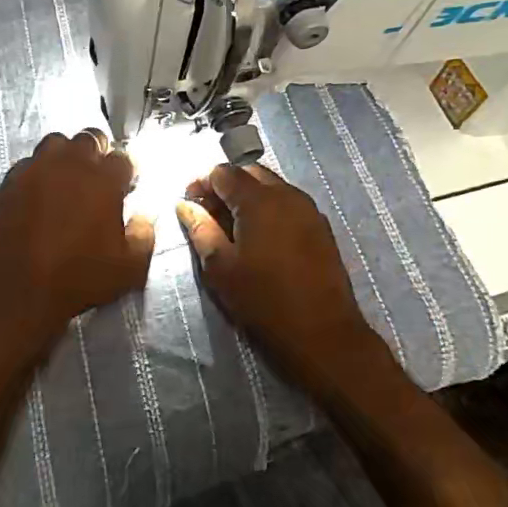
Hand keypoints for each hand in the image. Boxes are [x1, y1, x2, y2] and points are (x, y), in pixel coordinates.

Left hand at [0, 130, 154, 363]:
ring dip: (67, 154)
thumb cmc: (80, 277)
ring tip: (68, 177)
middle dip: (98, 152)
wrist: (21, 287)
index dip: (127, 171)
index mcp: (104, 179)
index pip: (124, 158)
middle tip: (98, 177)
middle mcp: (71, 164)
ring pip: (56, 142)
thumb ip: (144, 235)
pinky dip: (39, 169)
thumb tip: (144, 216)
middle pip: (89, 138)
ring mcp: (38, 168)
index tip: (125, 186)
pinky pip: (29, 162)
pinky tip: (40, 190)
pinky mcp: (11, 179)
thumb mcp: (130, 267)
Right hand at [175, 164, 379, 377]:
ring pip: (272, 186)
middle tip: (209, 213)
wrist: (322, 334)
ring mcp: (309, 210)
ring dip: (249, 196)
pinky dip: (269, 209)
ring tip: (233, 227)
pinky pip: (289, 203)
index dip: (200, 183)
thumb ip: (200, 229)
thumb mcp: (219, 267)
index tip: (189, 204)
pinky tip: (260, 238)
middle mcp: (287, 195)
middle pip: (250, 173)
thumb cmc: (262, 300)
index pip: (222, 172)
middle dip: (226, 186)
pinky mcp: (321, 228)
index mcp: (258, 200)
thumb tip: (185, 205)